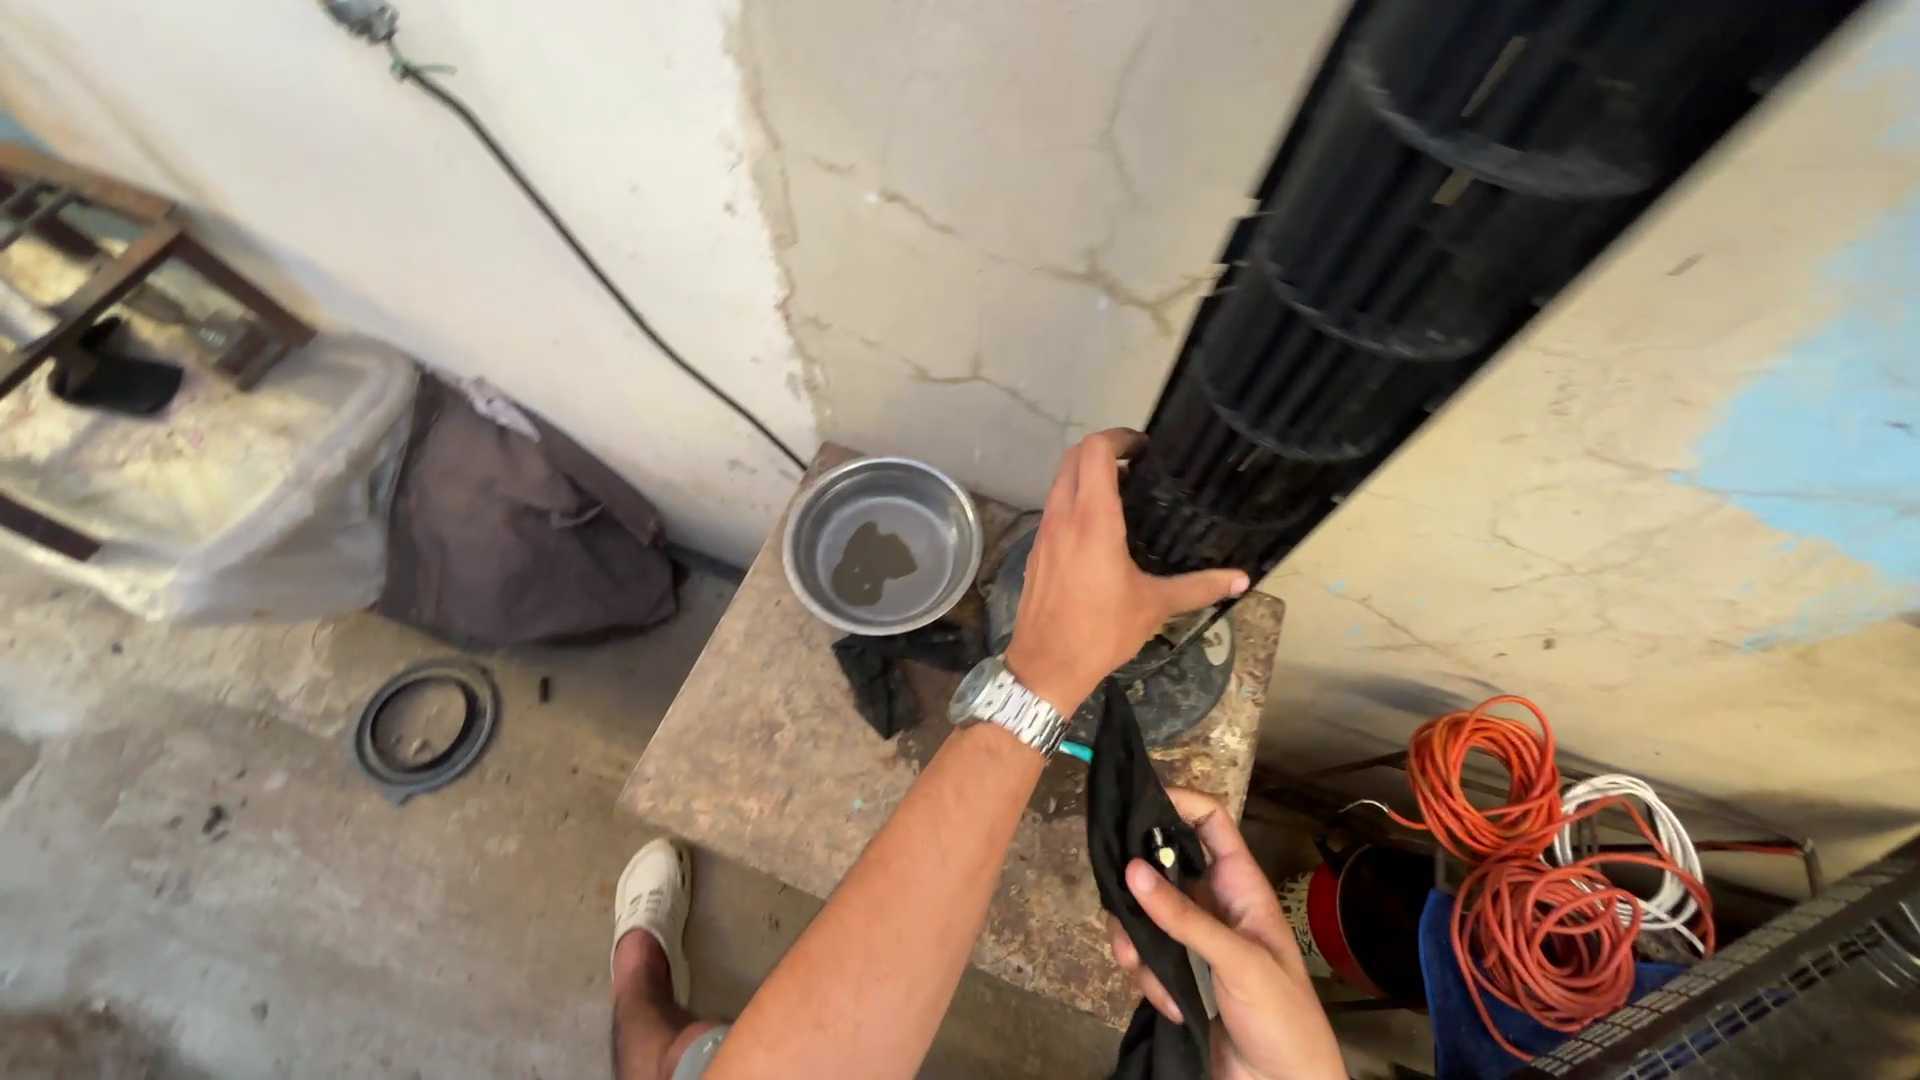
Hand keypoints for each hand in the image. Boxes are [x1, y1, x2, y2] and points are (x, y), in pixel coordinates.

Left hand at [1004, 430, 1248, 714]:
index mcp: (1093, 519)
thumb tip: (1243, 579)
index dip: (1119, 438)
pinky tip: (1099, 527)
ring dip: (1086, 475)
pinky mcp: (1036, 550)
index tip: (1144, 448)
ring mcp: (1044, 532)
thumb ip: (1199, 586)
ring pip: (1059, 482)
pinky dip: (1073, 500)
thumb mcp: (1155, 606)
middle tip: (1137, 465)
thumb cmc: (1101, 631)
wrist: (1046, 665)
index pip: (1095, 452)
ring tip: (1123, 494)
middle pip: (1073, 458)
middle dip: (1103, 450)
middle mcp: (1063, 516)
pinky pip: (1053, 508)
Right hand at [1109, 789, 1345, 1079]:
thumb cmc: (1283, 1018)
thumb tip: (1131, 869)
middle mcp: (1211, 901)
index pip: (1209, 821)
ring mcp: (1191, 936)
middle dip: (1135, 882)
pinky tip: (1169, 1004)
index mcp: (1239, 885)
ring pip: (1142, 909)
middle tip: (1115, 896)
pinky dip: (1145, 976)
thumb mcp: (1239, 963)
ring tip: (1140, 969)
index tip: (1136, 802)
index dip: (1178, 801)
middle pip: (1160, 862)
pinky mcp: (1175, 971)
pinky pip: (1142, 952)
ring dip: (1134, 939)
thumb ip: (1185, 918)